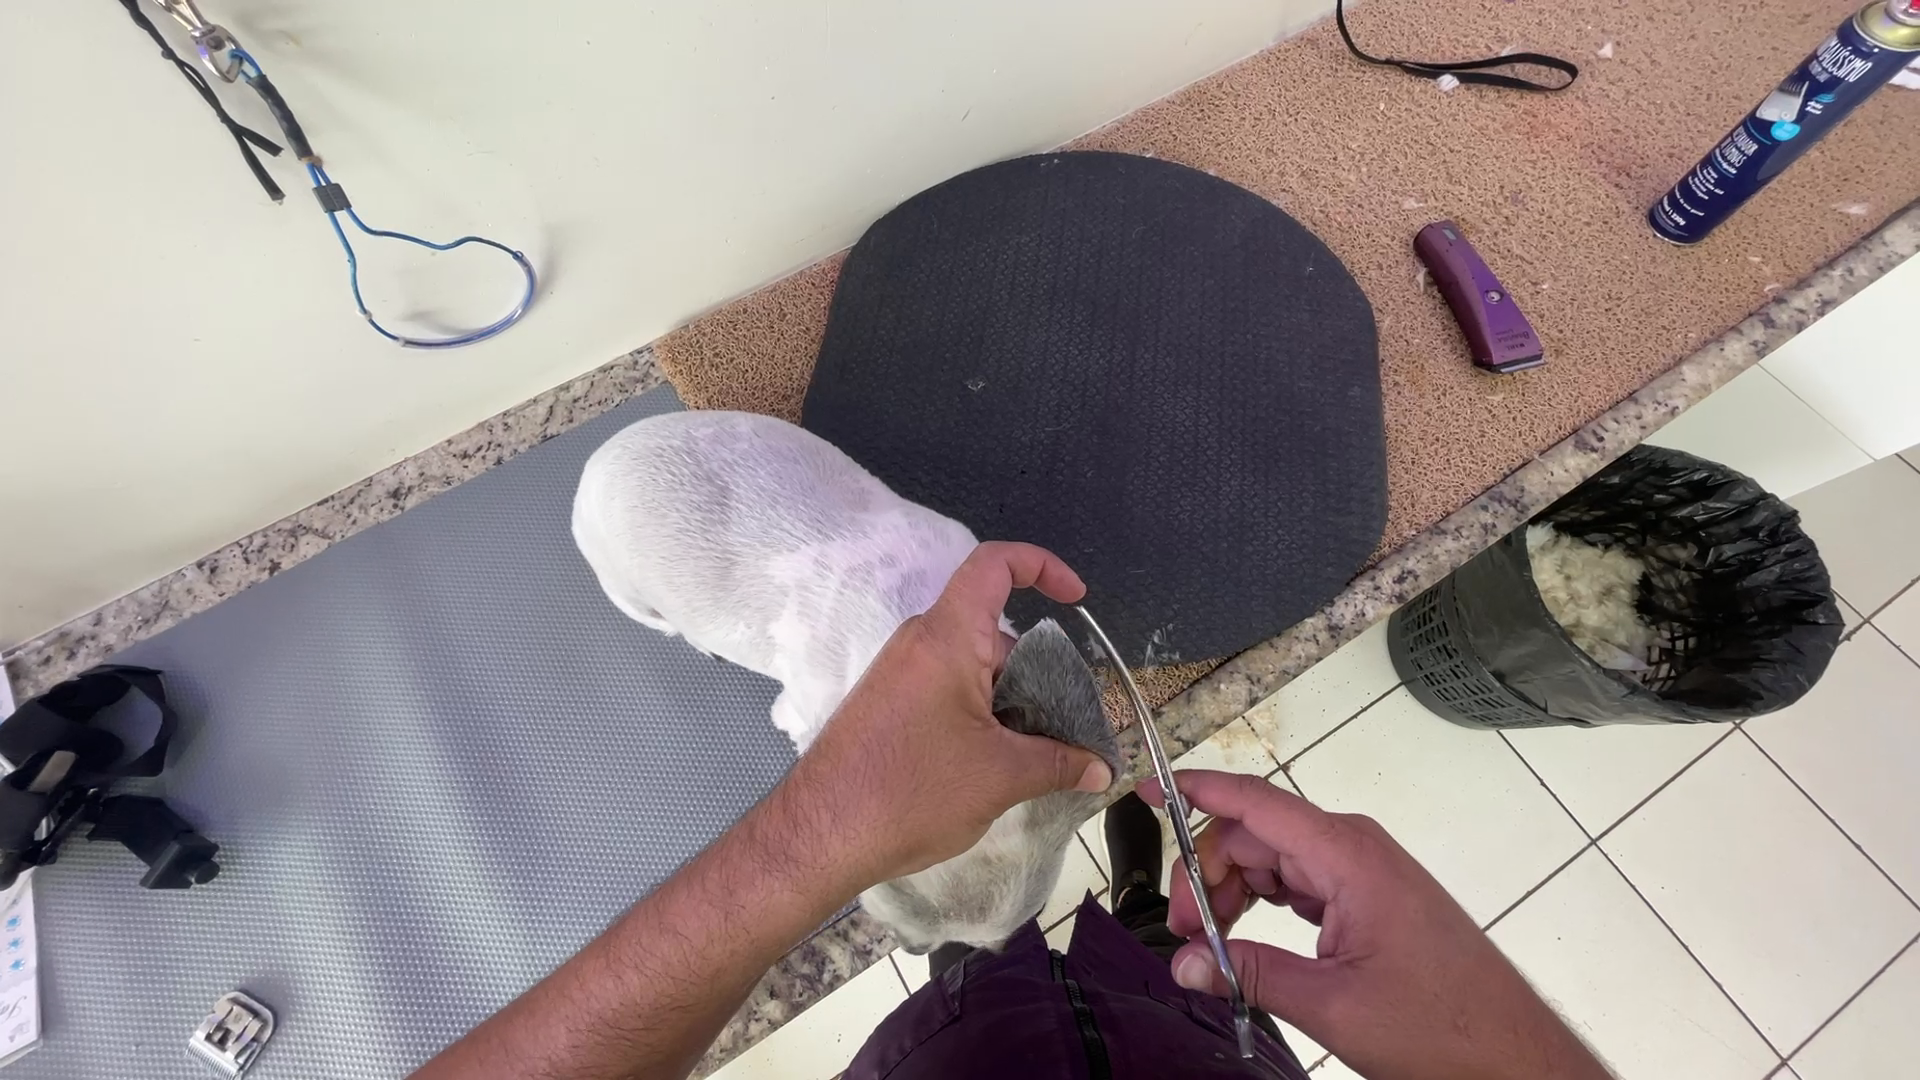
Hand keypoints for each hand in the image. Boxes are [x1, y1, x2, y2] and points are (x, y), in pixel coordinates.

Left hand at [779, 542, 1113, 892]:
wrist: (818, 836)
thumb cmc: (911, 792)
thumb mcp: (1000, 777)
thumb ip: (1059, 763)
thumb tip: (1100, 768)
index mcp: (947, 636)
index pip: (994, 564)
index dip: (1042, 565)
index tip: (1076, 598)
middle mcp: (921, 640)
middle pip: (995, 632)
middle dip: (1037, 673)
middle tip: (1065, 726)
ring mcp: (900, 671)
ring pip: (974, 666)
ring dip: (1010, 700)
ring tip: (1034, 756)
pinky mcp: (888, 700)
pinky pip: (947, 687)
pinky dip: (980, 711)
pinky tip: (993, 762)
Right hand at [1140, 771, 1610, 1079]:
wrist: (1529, 1070)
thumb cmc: (1442, 1033)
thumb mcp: (1335, 1007)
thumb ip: (1250, 975)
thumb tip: (1178, 965)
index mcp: (1344, 852)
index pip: (1252, 801)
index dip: (1194, 789)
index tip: (1145, 790)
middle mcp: (1348, 845)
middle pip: (1252, 836)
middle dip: (1206, 876)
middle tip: (1181, 933)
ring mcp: (1358, 869)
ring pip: (1269, 859)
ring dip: (1231, 894)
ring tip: (1210, 946)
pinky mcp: (1364, 894)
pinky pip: (1295, 881)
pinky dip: (1261, 905)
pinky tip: (1247, 940)